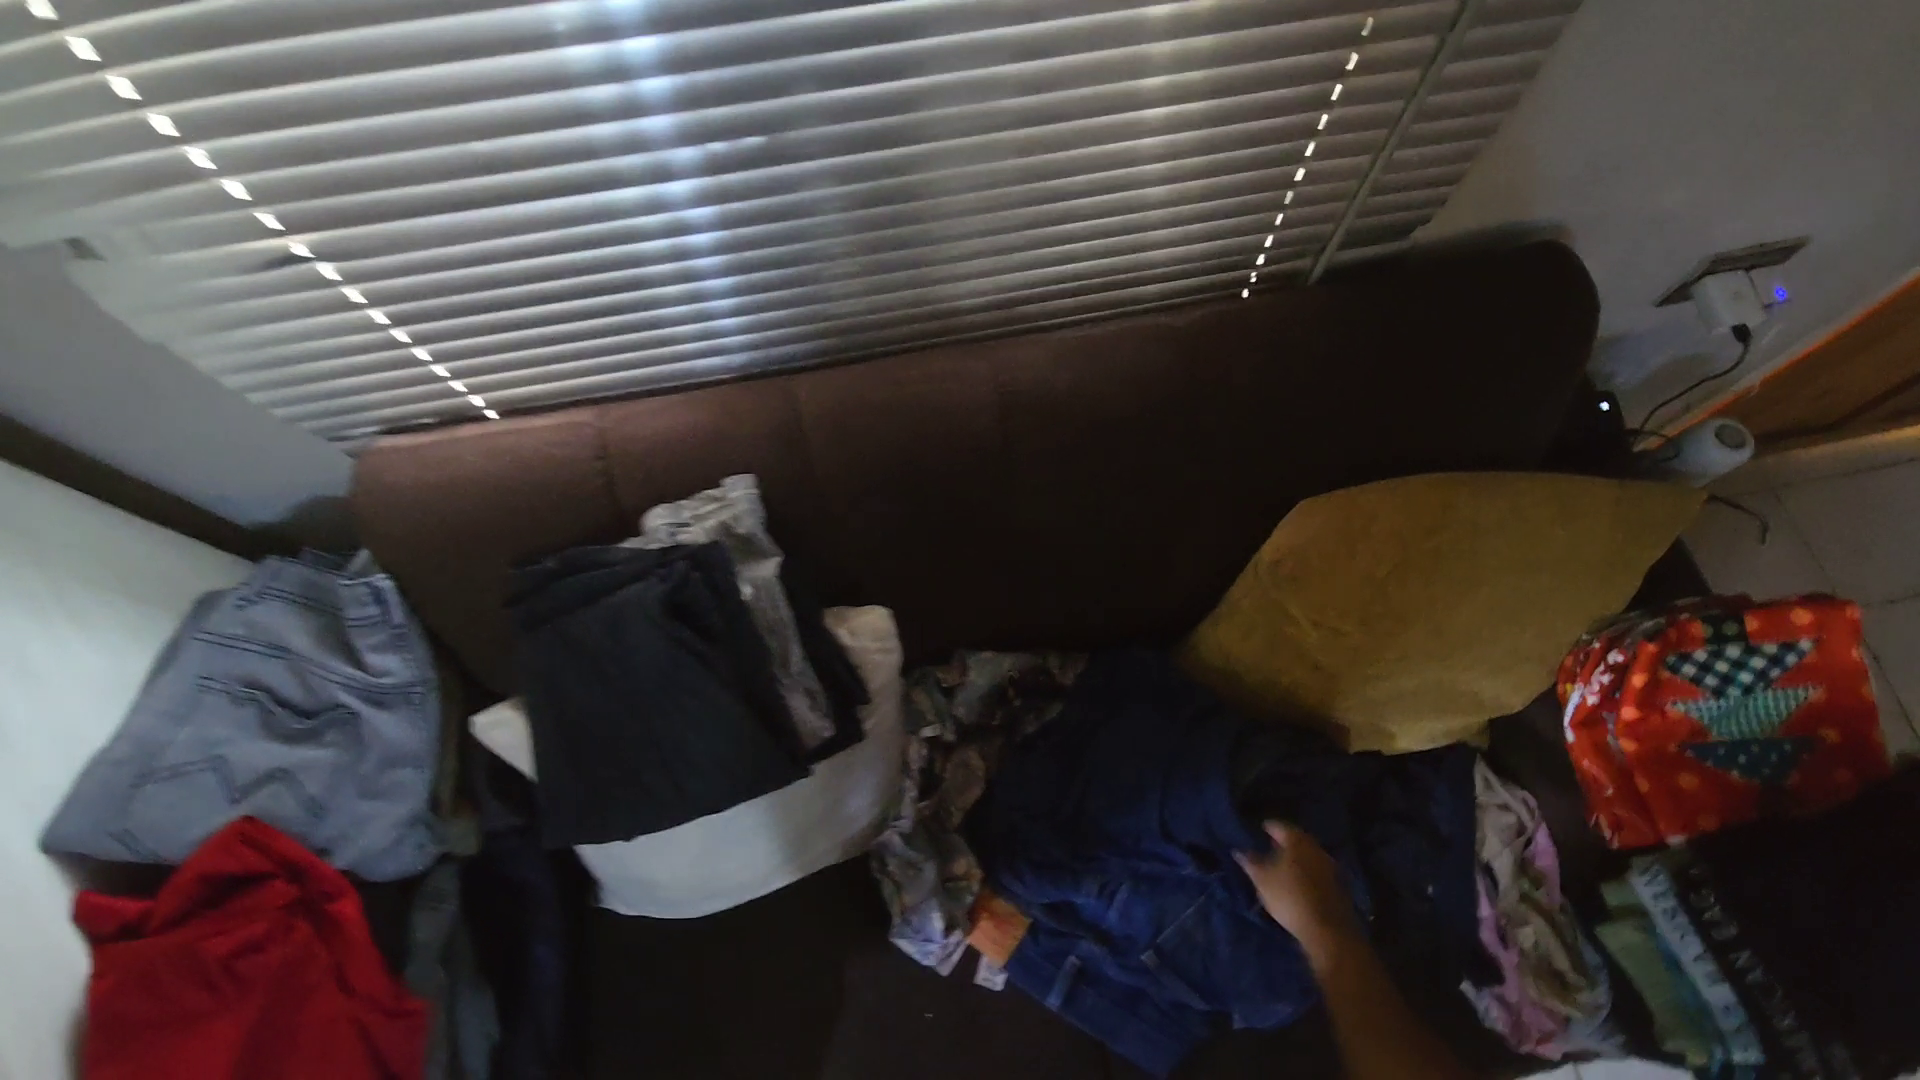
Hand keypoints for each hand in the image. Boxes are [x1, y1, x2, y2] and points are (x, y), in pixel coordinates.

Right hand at [1235, 822, 1361, 964]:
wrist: (1327, 930)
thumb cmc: (1289, 897)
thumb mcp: (1261, 879)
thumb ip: (1250, 862)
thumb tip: (1238, 850)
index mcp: (1296, 840)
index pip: (1278, 826)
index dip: (1267, 827)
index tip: (1258, 830)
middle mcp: (1315, 847)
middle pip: (1296, 838)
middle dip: (1283, 841)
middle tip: (1269, 846)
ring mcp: (1329, 865)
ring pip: (1308, 854)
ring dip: (1296, 857)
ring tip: (1281, 864)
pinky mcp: (1338, 884)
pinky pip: (1317, 869)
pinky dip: (1306, 870)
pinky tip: (1298, 880)